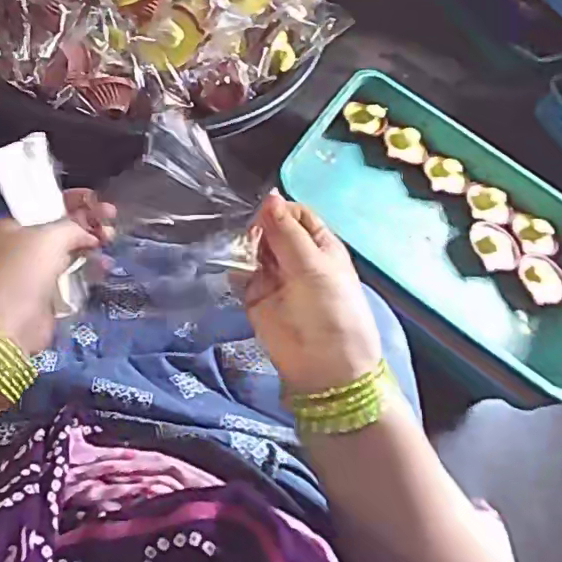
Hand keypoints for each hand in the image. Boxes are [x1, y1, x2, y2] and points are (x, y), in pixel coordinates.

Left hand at [0, 189, 115, 355]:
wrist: (7, 325)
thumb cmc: (22, 272)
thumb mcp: (48, 237)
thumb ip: (73, 227)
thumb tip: (90, 234)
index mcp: (16, 225)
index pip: (49, 204)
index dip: (75, 200)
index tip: (99, 201)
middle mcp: (26, 245)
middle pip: (63, 227)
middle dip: (88, 221)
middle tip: (111, 220)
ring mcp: (38, 270)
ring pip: (72, 250)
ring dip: (92, 244)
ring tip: (110, 242)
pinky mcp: (50, 294)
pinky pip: (75, 274)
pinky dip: (90, 268)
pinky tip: (105, 266)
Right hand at [244, 191, 383, 394]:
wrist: (323, 366)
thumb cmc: (330, 311)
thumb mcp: (313, 267)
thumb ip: (287, 232)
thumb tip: (269, 194)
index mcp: (319, 244)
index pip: (295, 214)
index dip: (278, 211)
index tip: (263, 220)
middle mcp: (295, 256)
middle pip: (270, 228)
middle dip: (258, 229)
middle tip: (252, 241)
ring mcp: (274, 276)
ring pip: (252, 248)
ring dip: (244, 247)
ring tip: (242, 256)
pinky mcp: (255, 295)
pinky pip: (239, 272)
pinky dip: (233, 267)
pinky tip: (232, 268)